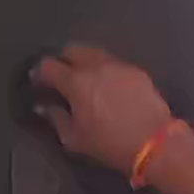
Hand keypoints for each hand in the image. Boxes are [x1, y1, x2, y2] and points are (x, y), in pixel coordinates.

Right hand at [32, 44, 174, 172]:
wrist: (155, 142)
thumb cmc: (109, 144)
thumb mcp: (74, 139)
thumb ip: (56, 118)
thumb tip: (44, 107)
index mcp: (75, 82)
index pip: (48, 66)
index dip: (39, 73)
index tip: (38, 82)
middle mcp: (95, 66)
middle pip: (71, 49)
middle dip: (62, 60)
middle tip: (60, 77)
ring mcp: (118, 65)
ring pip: (94, 53)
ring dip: (84, 62)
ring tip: (84, 80)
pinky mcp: (135, 71)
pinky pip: (113, 63)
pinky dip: (104, 70)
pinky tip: (107, 86)